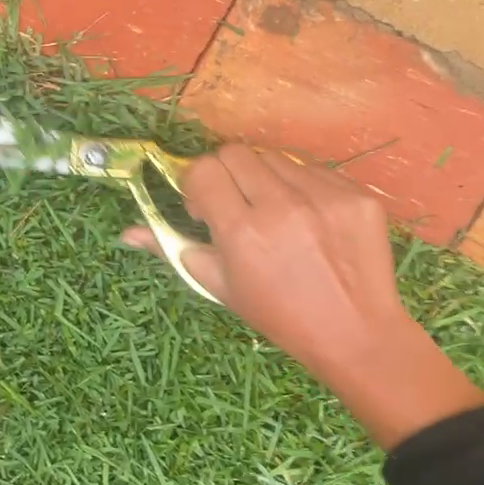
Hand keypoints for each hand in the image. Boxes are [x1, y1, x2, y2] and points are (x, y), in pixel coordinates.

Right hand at [123, 144, 483, 448]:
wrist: (353, 331)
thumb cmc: (274, 312)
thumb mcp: (216, 283)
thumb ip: (171, 248)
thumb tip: (126, 233)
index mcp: (242, 231)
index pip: (203, 171)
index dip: (195, 184)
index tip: (203, 207)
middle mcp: (282, 206)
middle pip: (234, 153)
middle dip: (224, 173)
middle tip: (232, 204)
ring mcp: (324, 197)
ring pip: (273, 157)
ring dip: (261, 177)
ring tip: (271, 211)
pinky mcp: (357, 195)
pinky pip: (312, 170)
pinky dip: (298, 185)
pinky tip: (305, 217)